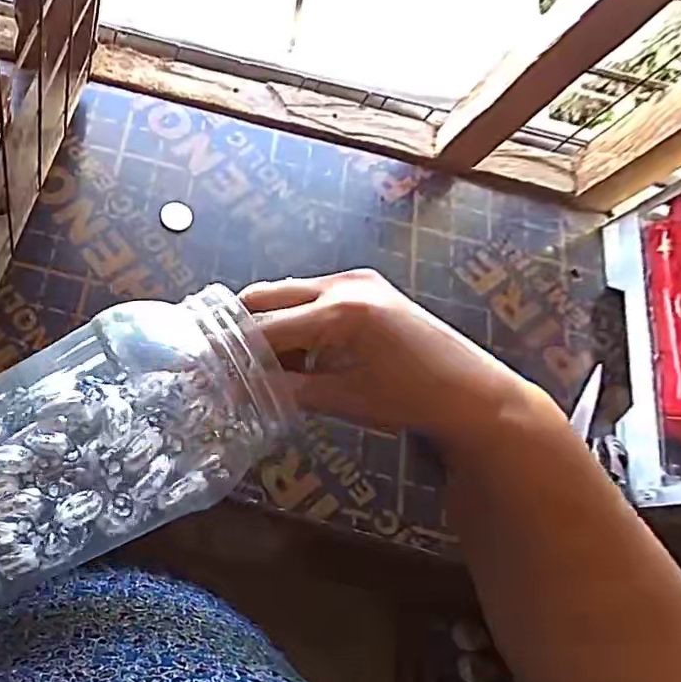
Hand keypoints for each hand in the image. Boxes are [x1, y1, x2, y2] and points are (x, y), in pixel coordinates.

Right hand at [239, 269, 550, 452]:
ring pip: (280, 294)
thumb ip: (281, 387)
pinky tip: (298, 353)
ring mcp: (354, 281)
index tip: (204, 367)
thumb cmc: (412, 400)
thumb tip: (233, 389)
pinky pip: (305, 296)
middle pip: (261, 297)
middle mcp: (343, 285)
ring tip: (268, 364)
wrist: (476, 394)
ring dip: (264, 325)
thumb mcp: (338, 398)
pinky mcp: (361, 285)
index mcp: (340, 313)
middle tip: (224, 361)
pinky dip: (290, 322)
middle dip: (237, 329)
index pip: (261, 328)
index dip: (228, 350)